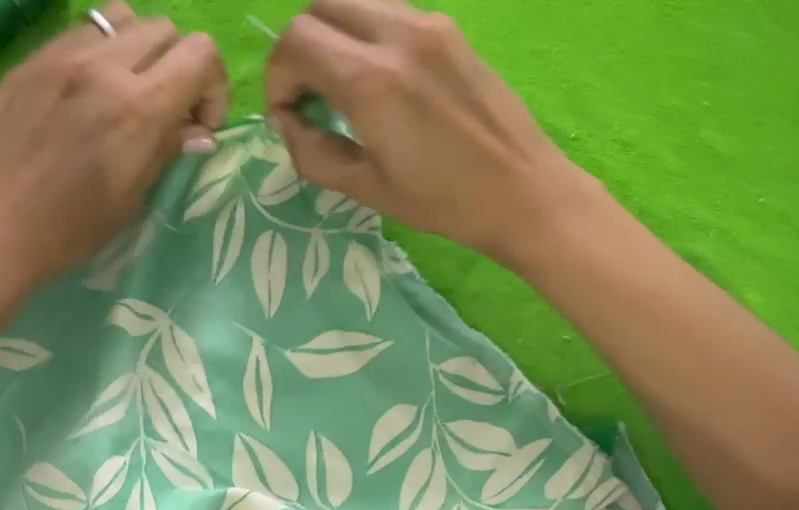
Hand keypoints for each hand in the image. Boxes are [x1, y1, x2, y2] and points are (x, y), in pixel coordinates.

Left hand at [0, 3, 228, 290]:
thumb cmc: (68, 229)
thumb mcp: (132, 200)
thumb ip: (167, 151)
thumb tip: (197, 131)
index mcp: (136, 107)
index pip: (200, 54)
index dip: (213, 88)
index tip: (199, 126)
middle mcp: (103, 65)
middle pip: (166, 29)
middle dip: (179, 67)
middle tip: (166, 111)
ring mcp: (62, 54)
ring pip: (123, 18)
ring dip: (139, 50)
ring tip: (126, 93)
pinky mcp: (32, 58)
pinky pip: (81, 32)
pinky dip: (100, 53)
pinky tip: (86, 95)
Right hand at [264, 0, 599, 266]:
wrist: (521, 190)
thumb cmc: (443, 201)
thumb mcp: (367, 188)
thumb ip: (314, 154)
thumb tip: (287, 125)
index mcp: (371, 80)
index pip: (296, 42)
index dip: (277, 77)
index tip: (286, 116)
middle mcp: (396, 36)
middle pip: (319, 7)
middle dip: (298, 49)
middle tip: (306, 96)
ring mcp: (428, 25)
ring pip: (354, 2)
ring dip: (332, 37)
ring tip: (339, 87)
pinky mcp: (449, 30)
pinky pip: (389, 13)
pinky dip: (365, 36)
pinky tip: (378, 82)